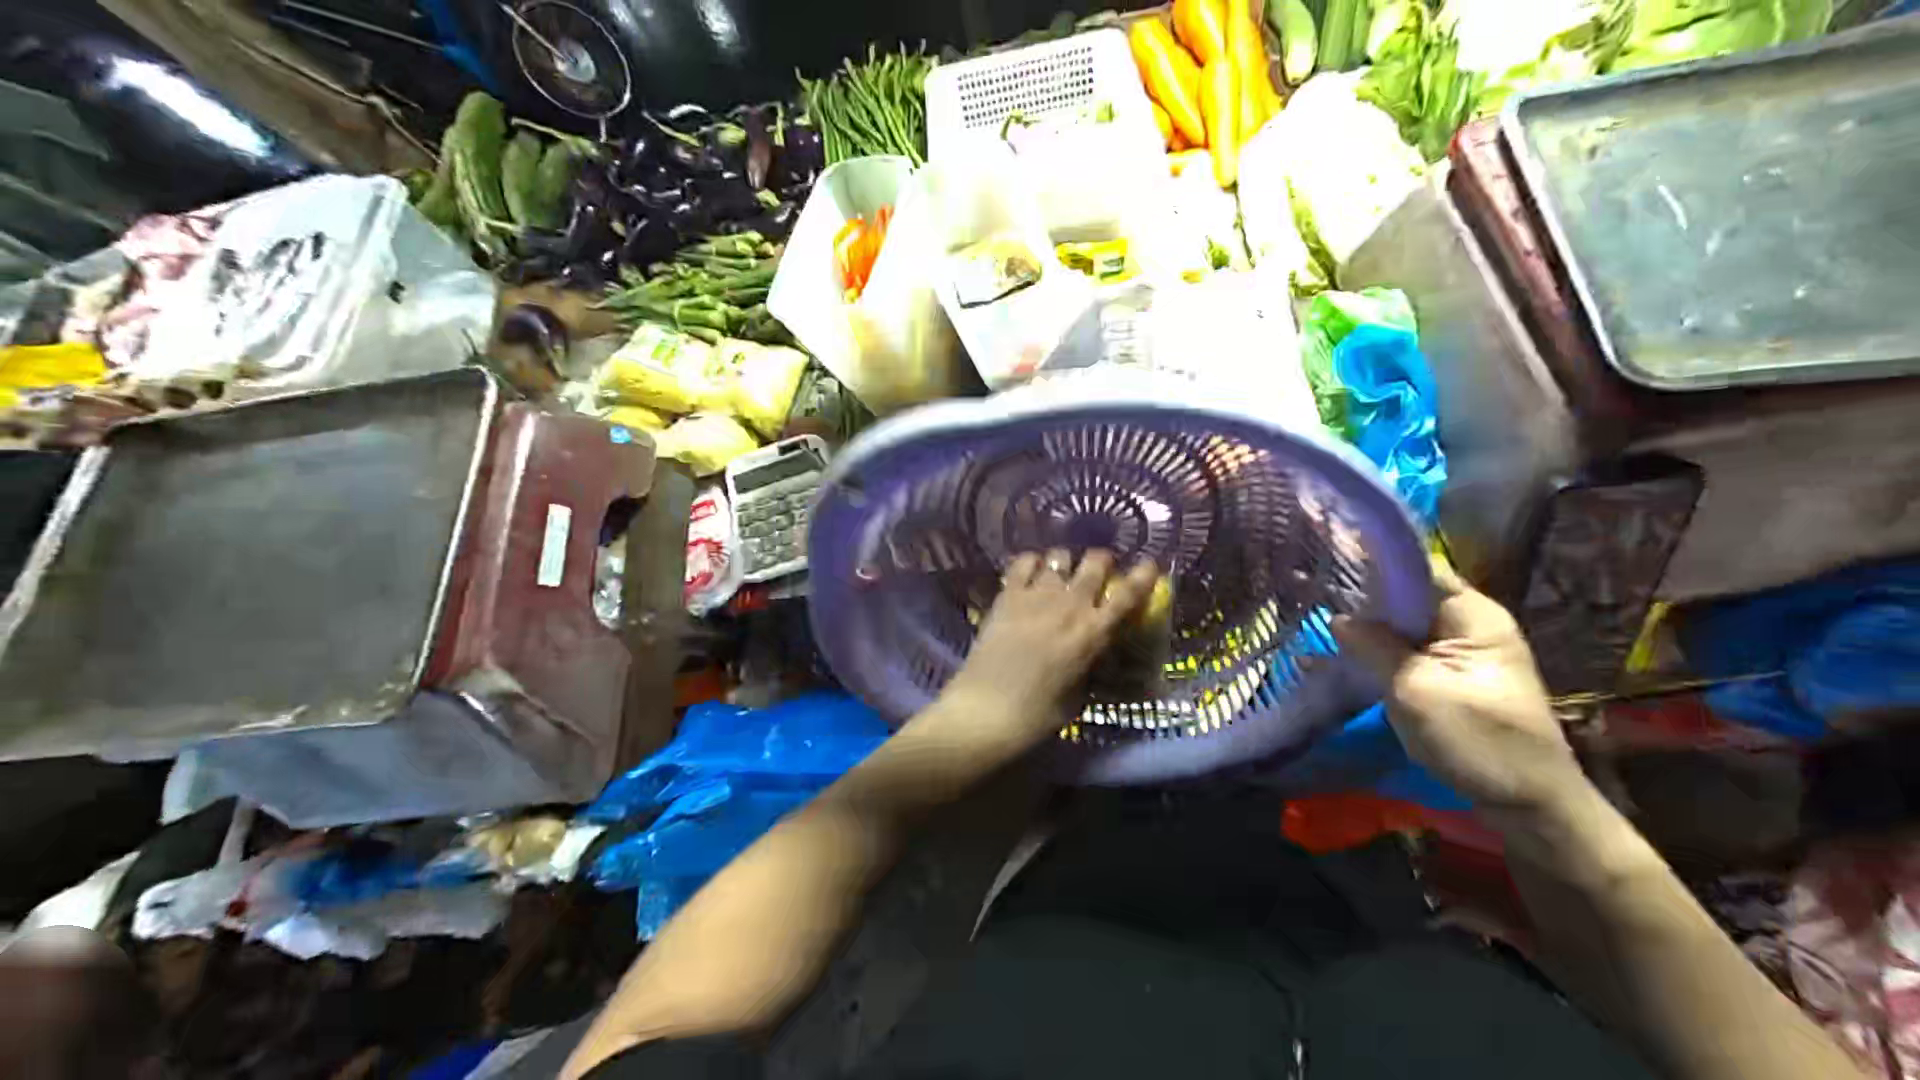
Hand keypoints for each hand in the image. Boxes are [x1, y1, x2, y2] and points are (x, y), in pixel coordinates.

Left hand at [925, 548, 1160, 757]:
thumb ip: (1090, 664)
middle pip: (1094, 564)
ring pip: (1059, 557)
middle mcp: (1070, 606)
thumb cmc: (1038, 713)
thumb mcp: (1079, 693)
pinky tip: (1031, 570)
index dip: (1142, 576)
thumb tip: (1094, 651)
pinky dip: (1032, 561)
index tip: (1149, 565)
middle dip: (1101, 562)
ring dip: (1066, 562)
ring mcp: (1036, 596)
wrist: (988, 708)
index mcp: (1094, 633)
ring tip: (1062, 571)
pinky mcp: (1007, 595)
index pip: (1127, 595)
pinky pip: (1023, 562)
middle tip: (1099, 569)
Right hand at [1333, 564, 1586, 815]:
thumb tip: (1338, 618)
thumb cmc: (1478, 741)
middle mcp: (1466, 623)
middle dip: (1357, 593)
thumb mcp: (1415, 690)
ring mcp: (1457, 651)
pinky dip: (1372, 651)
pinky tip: (1335, 655)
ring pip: (1398, 624)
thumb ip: (1373, 647)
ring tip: (1310, 615)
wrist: (1530, 806)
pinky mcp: (1446, 676)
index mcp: (1471, 614)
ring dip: (1361, 625)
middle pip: (1403, 594)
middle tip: (1305, 589)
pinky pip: (1401, 650)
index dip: (1369, 560)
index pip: (1414, 568)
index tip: (1324, 555)